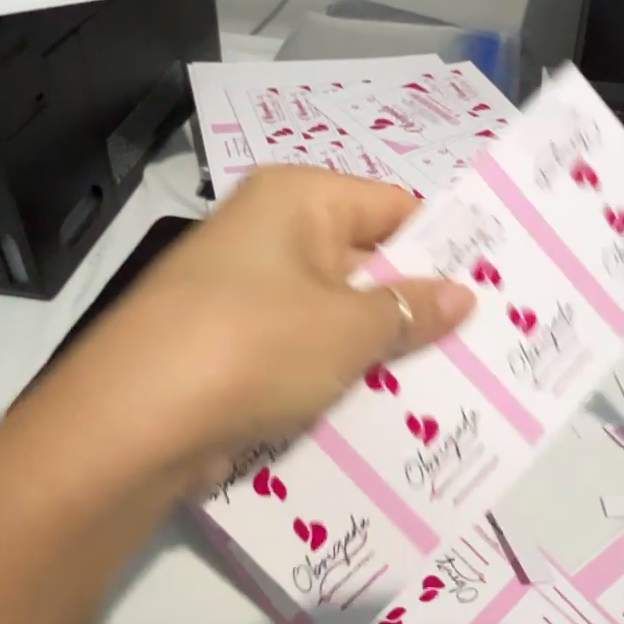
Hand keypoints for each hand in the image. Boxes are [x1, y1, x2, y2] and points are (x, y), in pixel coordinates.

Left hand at [48, 167, 473, 477]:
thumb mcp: (348, 327)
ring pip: (336, 313)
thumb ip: (411, 309)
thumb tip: (463, 295)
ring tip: (448, 383)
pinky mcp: (232, 346)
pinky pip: (303, 351)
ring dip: (380, 347)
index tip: (493, 286)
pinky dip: (337, 375)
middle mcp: (270, 233)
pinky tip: (383, 409)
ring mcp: (246, 292)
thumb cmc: (254, 345)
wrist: (130, 425)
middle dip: (415, 304)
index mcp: (297, 198)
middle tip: (483, 343)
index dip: (443, 245)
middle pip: (364, 260)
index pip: (393, 206)